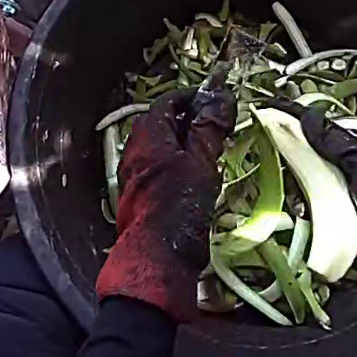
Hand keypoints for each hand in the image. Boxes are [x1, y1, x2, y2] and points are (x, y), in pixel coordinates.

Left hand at [98, 87, 235, 321]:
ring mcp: (137, 174)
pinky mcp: (143, 194)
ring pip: (164, 146)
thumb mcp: (201, 161)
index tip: (216, 100)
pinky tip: (200, 176)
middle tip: (218, 126)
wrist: (157, 259)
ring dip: (188, 142)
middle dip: (192, 120)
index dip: (193, 97)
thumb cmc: (177, 207)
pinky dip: (181, 162)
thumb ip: (209, 127)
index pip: (169, 102)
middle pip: (164, 122)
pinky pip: (162, 167)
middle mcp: (136, 151)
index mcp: (148, 137)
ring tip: (213, 150)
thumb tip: (221, 99)